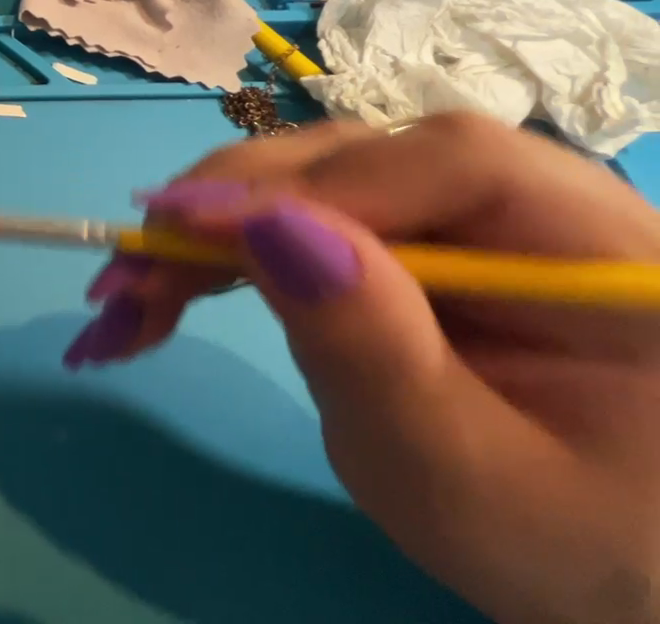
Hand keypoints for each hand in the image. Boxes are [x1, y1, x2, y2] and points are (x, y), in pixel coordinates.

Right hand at [66, 113, 659, 623]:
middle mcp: (544, 209)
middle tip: (126, 278)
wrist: (607, 578)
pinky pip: (303, 220)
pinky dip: (226, 251)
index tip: (180, 233)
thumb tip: (261, 224)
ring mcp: (471, 222)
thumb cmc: (560, 548)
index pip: (449, 165)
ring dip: (207, 233)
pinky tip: (174, 285)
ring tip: (132, 296)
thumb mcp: (457, 474)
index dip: (304, 186)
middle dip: (226, 210)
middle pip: (359, 158)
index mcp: (610, 256)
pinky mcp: (412, 243)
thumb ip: (367, 346)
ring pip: (311, 183)